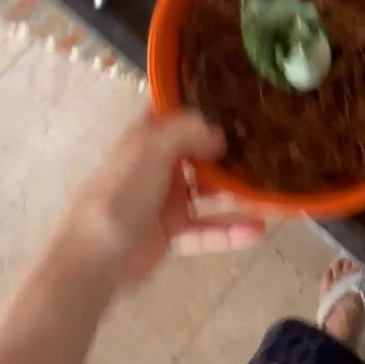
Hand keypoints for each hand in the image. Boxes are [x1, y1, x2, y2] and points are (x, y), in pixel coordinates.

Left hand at [43, 112, 265, 297]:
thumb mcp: (151, 149)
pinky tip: (257, 231)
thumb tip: (219, 135)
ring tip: (271, 191)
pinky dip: (231, 231)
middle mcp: (160, 165)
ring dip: (238, 192)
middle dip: (232, 151)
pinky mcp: (173, 233)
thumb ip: (187, 131)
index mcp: (148, 139)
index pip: (177, 114)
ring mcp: (167, 200)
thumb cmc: (121, 195)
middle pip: (201, 152)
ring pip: (210, 191)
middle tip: (269, 147)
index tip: (240, 101)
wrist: (94, 261)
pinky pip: (208, 229)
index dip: (204, 106)